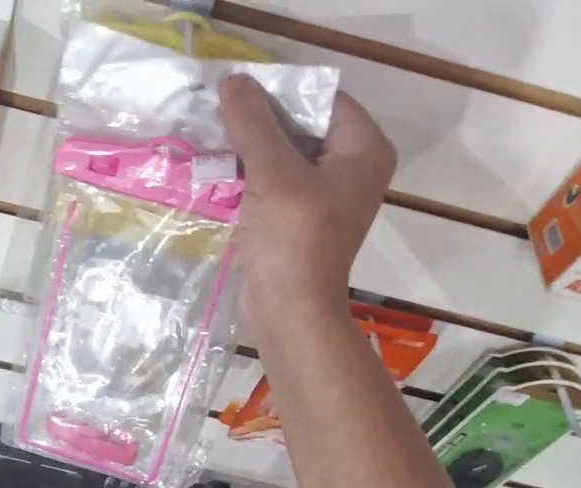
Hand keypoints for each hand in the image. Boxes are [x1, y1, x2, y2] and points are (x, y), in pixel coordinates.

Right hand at [219, 76, 396, 317]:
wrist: (290, 313)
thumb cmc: (293, 241)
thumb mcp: (273, 175)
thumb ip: (253, 125)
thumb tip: (232, 82)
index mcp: (364, 149)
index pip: (324, 100)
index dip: (282, 93)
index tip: (239, 95)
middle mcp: (353, 169)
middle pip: (304, 128)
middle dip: (262, 124)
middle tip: (222, 119)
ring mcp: (327, 199)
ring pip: (286, 158)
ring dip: (252, 153)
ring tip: (216, 147)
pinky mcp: (302, 223)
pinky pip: (277, 187)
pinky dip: (252, 181)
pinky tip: (222, 178)